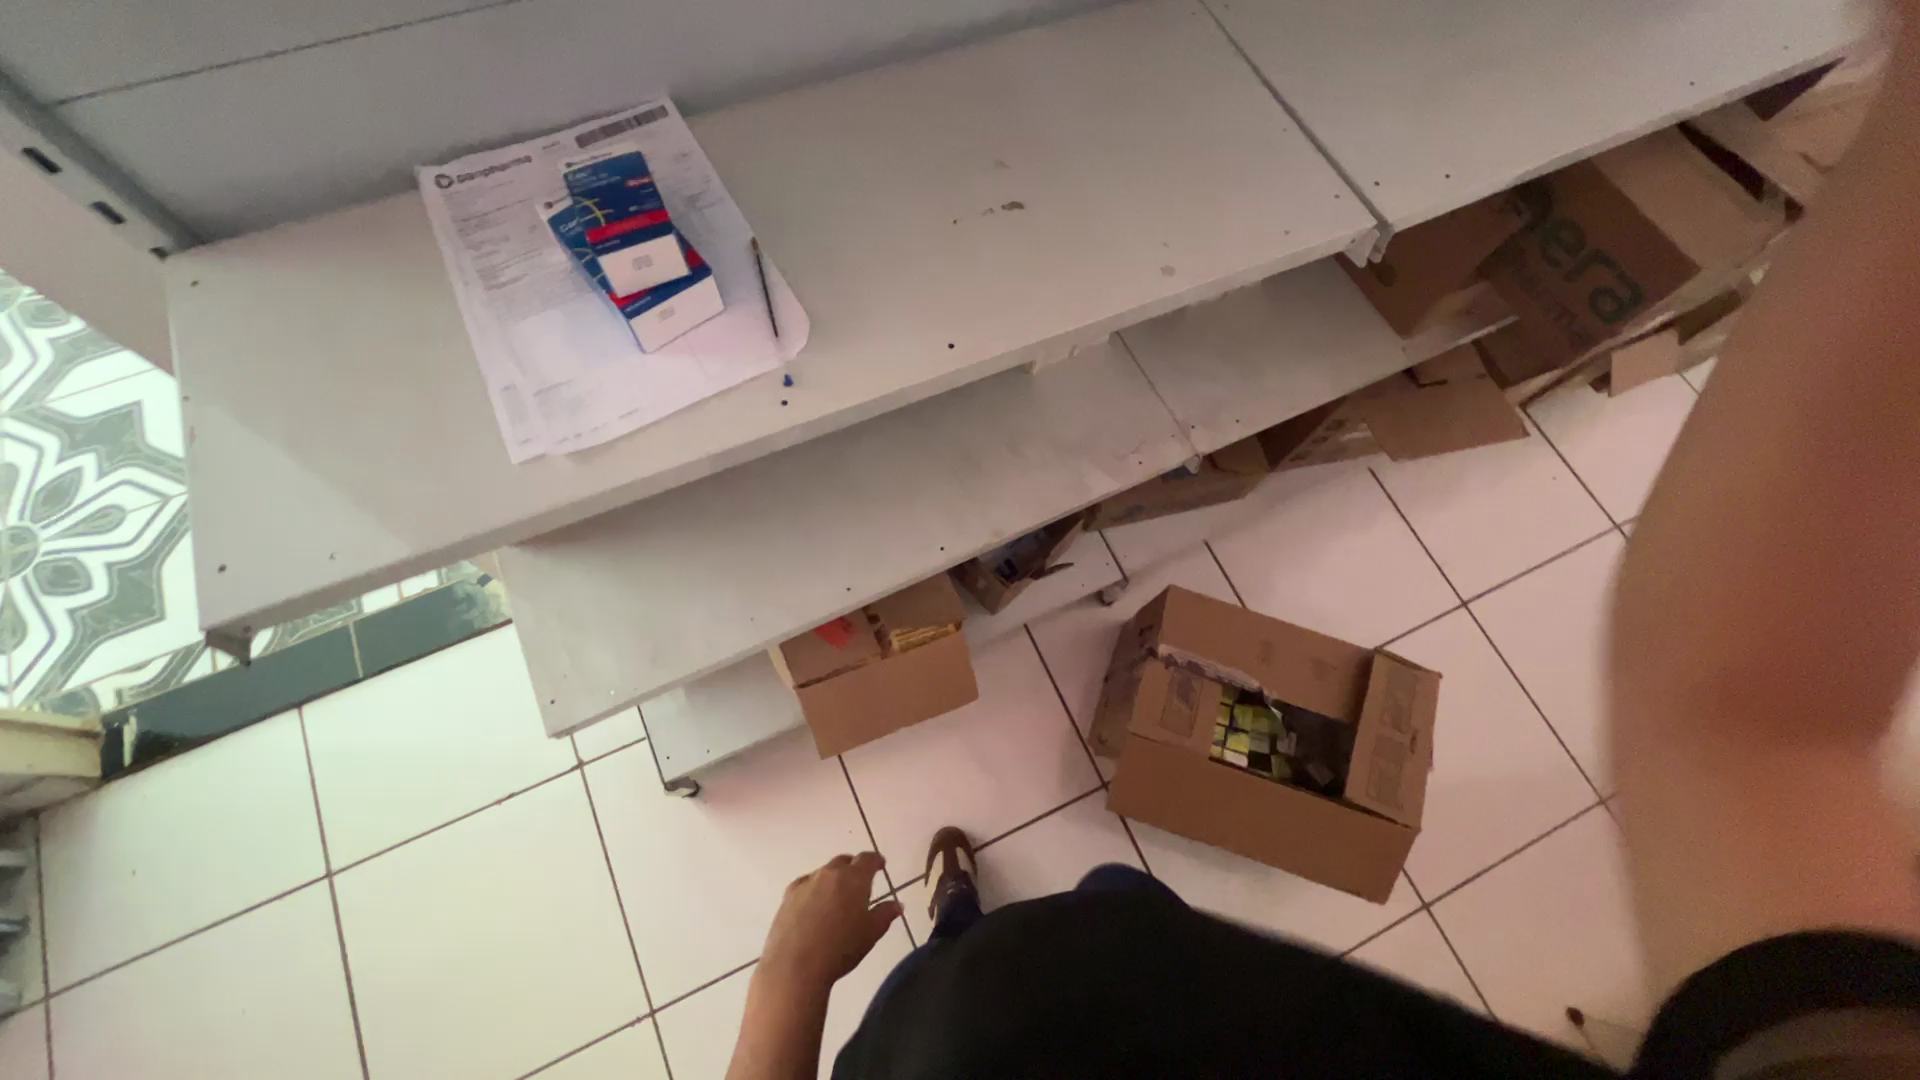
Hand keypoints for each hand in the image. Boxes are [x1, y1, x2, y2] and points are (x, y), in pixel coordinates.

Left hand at [758, 852, 901, 991]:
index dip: (875, 860)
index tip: (880, 865)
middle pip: (844, 862)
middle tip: (859, 883)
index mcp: (854, 878)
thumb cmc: (840, 948)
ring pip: (823, 872)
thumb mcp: (871, 934)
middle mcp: (830, 873)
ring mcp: (806, 883)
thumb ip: (885, 915)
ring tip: (836, 898)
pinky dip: (813, 889)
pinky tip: (813, 904)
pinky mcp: (788, 896)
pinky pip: (805, 885)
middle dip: (853, 868)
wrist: (795, 966)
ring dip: (833, 879)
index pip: (867, 859)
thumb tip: (897, 905)